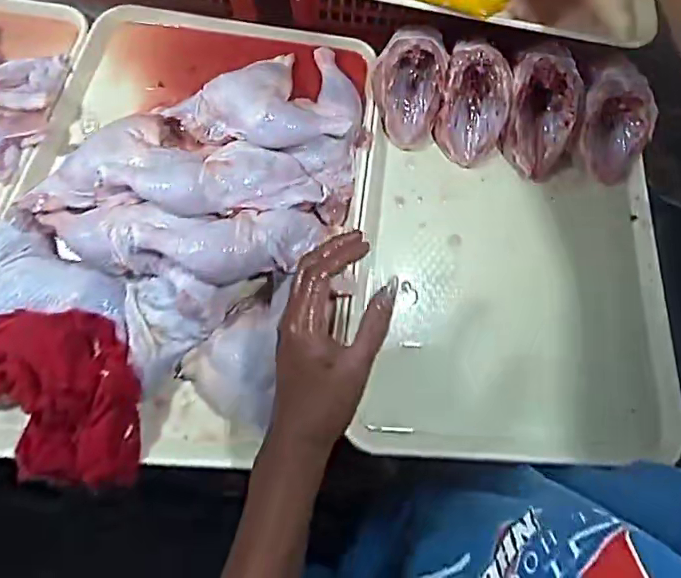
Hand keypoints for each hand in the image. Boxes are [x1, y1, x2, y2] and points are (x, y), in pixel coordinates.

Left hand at [271, 232, 395, 453]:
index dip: (341, 253)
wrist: (296, 442)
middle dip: (332, 248)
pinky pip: (308, 295)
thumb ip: (374, 324)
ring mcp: (291, 326)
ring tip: (353, 252)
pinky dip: (325, 280)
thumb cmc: (326, 406)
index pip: (318, 272)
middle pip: (306, 269)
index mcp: (302, 322)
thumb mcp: (357, 365)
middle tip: (359, 238)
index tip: (365, 244)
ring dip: (327, 262)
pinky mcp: (295, 335)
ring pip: (304, 281)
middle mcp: (291, 318)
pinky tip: (344, 284)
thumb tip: (390, 287)